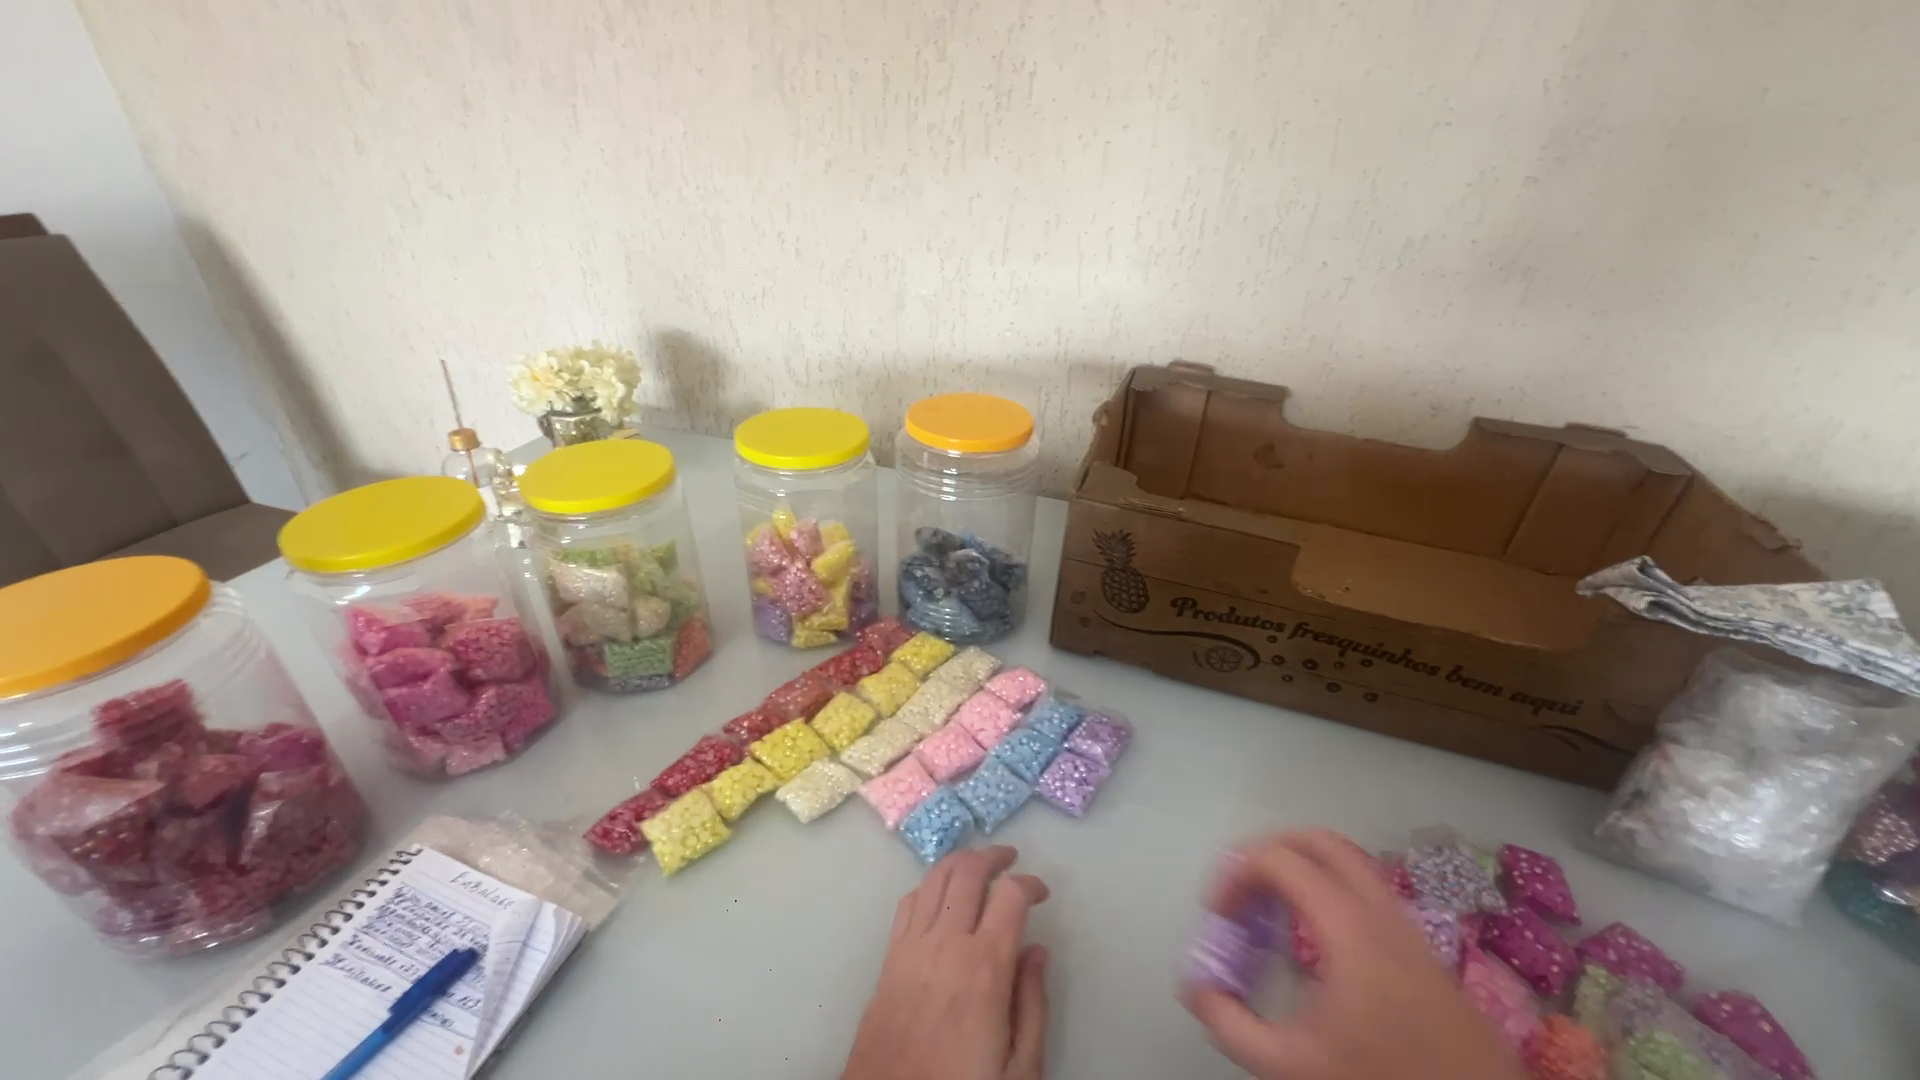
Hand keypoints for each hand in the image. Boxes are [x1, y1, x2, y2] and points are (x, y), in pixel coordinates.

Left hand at [842, 846, 1050, 1079]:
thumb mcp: (1019, 1069)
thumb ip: (1033, 1004)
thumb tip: (1037, 952)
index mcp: (984, 969)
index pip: (1010, 895)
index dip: (1030, 883)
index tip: (1041, 893)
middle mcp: (946, 944)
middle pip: (968, 871)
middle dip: (993, 856)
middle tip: (1010, 859)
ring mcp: (912, 947)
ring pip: (935, 878)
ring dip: (960, 861)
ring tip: (979, 864)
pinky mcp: (889, 958)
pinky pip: (910, 902)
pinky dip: (930, 886)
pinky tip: (942, 895)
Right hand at [1182, 830, 1526, 1079]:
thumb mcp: (1292, 1067)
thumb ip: (1231, 1026)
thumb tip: (1194, 987)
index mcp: (1347, 924)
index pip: (1278, 858)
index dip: (1235, 873)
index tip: (1218, 913)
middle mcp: (1379, 909)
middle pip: (1316, 841)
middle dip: (1267, 854)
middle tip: (1241, 894)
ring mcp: (1406, 924)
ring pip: (1346, 862)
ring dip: (1300, 871)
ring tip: (1270, 915)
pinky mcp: (1421, 945)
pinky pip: (1364, 890)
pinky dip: (1327, 891)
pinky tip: (1312, 942)